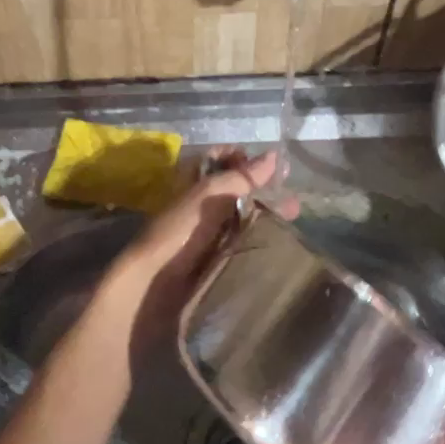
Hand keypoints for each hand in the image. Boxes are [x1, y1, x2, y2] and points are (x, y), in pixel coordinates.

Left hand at [98, 148, 296, 355]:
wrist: (152, 287)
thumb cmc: (178, 232)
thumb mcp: (209, 196)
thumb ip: (241, 177)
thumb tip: (274, 156)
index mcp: (192, 181)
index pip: (222, 160)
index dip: (246, 159)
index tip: (275, 167)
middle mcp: (199, 203)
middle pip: (235, 189)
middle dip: (263, 189)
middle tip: (291, 198)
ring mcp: (205, 233)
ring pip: (240, 216)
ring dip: (264, 214)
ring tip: (292, 219)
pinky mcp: (212, 260)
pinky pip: (239, 243)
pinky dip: (257, 239)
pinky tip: (279, 243)